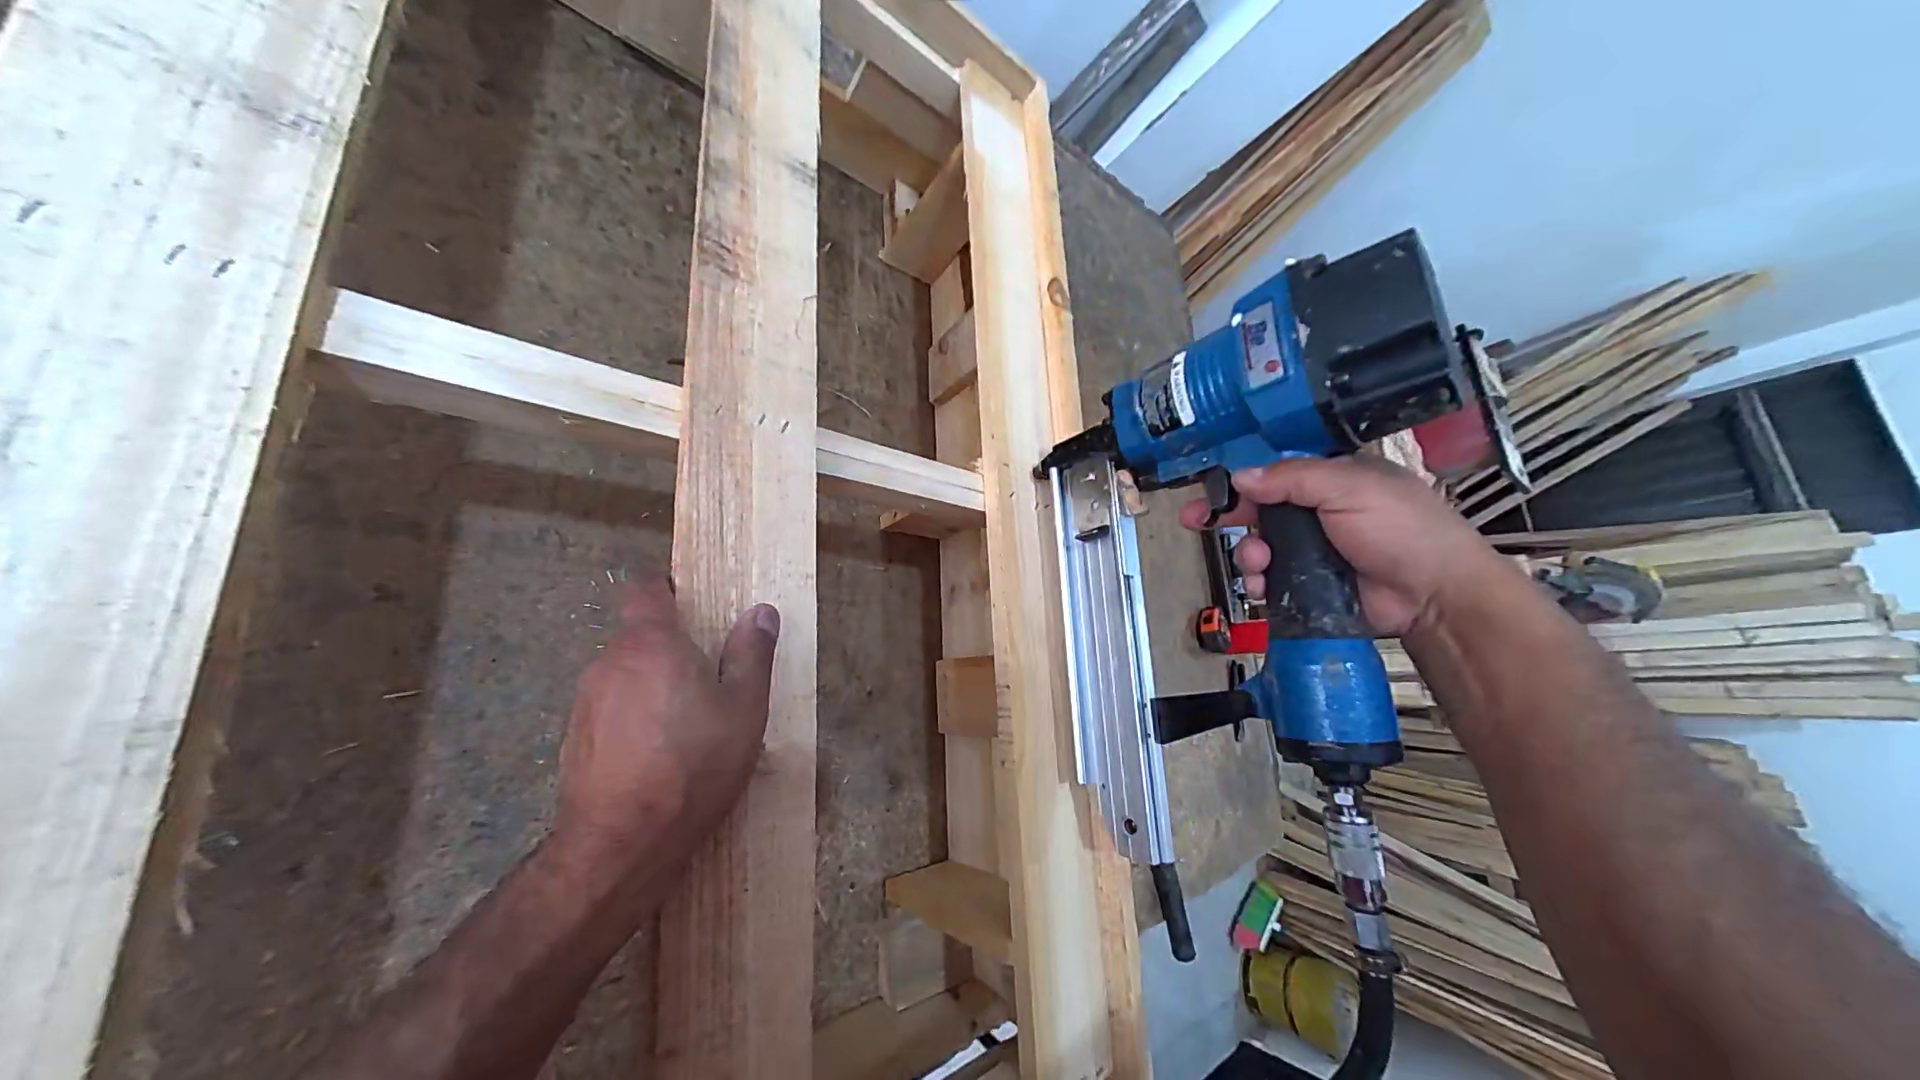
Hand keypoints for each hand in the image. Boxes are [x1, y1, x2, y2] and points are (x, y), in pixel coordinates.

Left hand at [551, 576, 778, 886]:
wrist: (620, 843)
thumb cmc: (694, 765)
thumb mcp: (744, 709)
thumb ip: (752, 654)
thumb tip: (761, 612)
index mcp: (651, 643)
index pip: (647, 588)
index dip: (669, 588)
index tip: (695, 607)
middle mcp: (609, 661)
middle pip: (639, 636)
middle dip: (671, 648)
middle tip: (709, 680)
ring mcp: (584, 701)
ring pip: (625, 675)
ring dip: (652, 686)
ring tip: (686, 726)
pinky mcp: (573, 738)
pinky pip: (609, 709)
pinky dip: (632, 718)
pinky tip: (657, 755)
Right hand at [1178, 456, 1504, 635]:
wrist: (1435, 595)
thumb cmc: (1404, 530)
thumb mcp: (1349, 488)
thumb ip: (1292, 478)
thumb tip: (1241, 476)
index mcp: (1330, 481)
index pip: (1273, 475)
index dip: (1238, 482)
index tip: (1208, 492)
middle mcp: (1317, 514)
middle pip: (1257, 512)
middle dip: (1227, 517)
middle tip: (1194, 521)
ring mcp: (1311, 552)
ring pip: (1258, 548)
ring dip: (1248, 554)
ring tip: (1258, 562)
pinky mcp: (1308, 586)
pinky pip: (1269, 582)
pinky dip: (1259, 584)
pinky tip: (1263, 587)